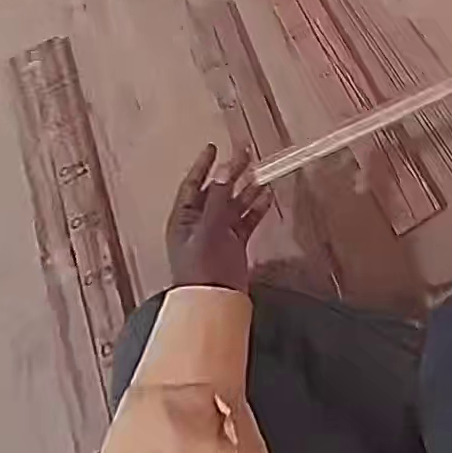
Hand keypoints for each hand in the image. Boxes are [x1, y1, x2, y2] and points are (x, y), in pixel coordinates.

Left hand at [166, 144, 274, 290]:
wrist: (213, 305)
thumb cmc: (202, 266)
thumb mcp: (208, 229)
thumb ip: (218, 198)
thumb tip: (224, 169)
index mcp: (184, 218)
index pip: (192, 184)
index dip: (203, 165)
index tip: (214, 147)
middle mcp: (200, 222)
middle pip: (216, 191)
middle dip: (230, 173)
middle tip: (246, 154)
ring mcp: (218, 233)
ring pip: (233, 204)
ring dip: (246, 189)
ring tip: (261, 172)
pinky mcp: (234, 244)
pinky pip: (246, 221)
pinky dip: (256, 208)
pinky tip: (267, 196)